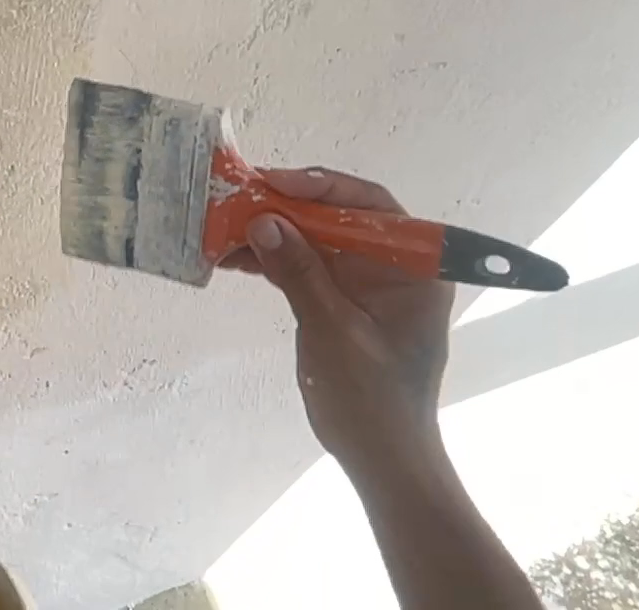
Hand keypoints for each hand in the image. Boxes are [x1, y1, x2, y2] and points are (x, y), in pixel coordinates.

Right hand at [220, 168, 454, 475]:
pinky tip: (232, 255)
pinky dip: (267, 258)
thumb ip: (300, 274)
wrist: (377, 455)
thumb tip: (262, 223)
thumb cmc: (372, 398)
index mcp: (413, 268)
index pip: (371, 206)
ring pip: (311, 237)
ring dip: (270, 231)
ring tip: (225, 225)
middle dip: (286, 207)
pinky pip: (298, 262)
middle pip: (334, 217)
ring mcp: (359, 280)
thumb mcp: (334, 331)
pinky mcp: (333, 295)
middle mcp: (389, 265)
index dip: (323, 187)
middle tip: (238, 198)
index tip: (276, 185)